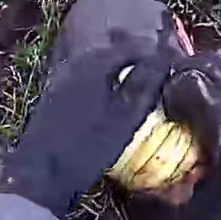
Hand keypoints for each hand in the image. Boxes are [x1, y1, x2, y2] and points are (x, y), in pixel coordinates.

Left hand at [4, 44, 172, 214]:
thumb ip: (147, 82)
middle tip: (165, 71)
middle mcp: (78, 59)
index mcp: (97, 61)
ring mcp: (64, 74)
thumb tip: (165, 59)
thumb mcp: (127, 115)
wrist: (41, 174)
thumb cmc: (89, 145)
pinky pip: (91, 73)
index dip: (161, 52)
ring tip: (146, 82)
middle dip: (144, 56)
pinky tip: (118, 94)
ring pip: (103, 60)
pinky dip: (109, 77)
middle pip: (118, 49)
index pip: (137, 45)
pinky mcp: (57, 90)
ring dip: (126, 67)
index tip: (179, 63)